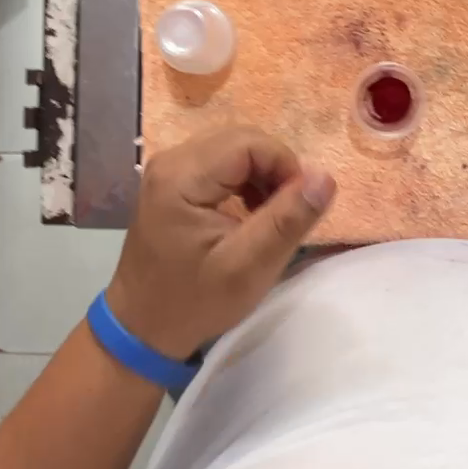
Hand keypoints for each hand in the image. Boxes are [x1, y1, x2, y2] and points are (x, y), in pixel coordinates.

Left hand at [105, 126, 335, 359]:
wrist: (142, 328)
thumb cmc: (194, 301)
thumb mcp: (249, 267)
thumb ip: (288, 220)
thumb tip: (325, 178)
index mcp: (182, 176)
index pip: (251, 143)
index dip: (285, 166)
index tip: (300, 207)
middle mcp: (171, 160)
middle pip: (242, 141)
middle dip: (275, 170)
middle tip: (287, 214)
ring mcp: (169, 168)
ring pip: (234, 149)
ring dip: (262, 176)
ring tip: (270, 217)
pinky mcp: (173, 181)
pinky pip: (221, 163)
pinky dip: (245, 182)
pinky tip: (250, 214)